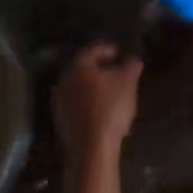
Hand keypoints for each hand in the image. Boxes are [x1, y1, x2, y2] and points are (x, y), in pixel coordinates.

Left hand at [52, 43, 143, 168]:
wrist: (91, 145)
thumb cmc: (111, 106)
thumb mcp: (128, 82)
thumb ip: (131, 65)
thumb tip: (133, 58)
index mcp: (78, 67)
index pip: (92, 50)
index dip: (108, 48)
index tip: (121, 50)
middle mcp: (64, 80)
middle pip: (84, 67)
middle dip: (101, 66)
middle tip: (118, 68)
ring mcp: (60, 100)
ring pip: (80, 84)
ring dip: (95, 83)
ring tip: (113, 87)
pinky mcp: (61, 117)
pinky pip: (77, 100)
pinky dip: (90, 97)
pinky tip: (103, 104)